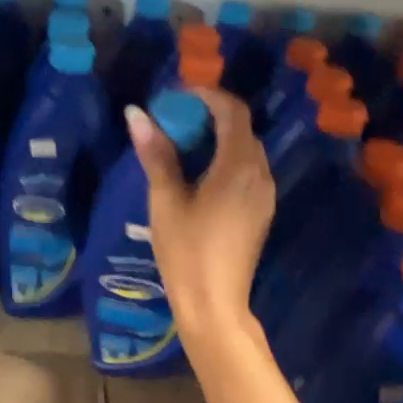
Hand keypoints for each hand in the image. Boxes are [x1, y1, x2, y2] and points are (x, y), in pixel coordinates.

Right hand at [124, 87, 274, 339]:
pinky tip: (200, 179)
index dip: (206, 96)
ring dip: (218, 142)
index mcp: (239, 166)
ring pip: (246, 152)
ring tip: (182, 150)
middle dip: (210, 118)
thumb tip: (137, 114)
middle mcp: (261, 174)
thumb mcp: (165, 201)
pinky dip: (226, 163)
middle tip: (174, 123)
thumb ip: (156, 154)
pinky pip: (248, 174)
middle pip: (242, 130)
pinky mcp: (262, 214)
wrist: (214, 305)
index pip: (232, 111)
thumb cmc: (186, 252)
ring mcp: (265, 196)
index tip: (176, 99)